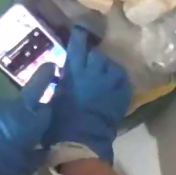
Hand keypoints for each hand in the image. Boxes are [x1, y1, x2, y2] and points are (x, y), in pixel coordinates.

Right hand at [48, 28, 130, 161]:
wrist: (82, 145)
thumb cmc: (59, 124)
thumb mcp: (52, 98)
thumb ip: (59, 82)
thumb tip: (60, 73)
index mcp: (74, 72)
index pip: (78, 44)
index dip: (79, 34)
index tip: (79, 29)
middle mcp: (94, 72)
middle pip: (96, 54)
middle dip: (92, 55)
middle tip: (87, 60)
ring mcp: (110, 84)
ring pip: (112, 65)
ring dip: (106, 67)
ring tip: (102, 73)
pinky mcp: (122, 96)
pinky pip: (123, 80)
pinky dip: (117, 79)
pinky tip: (113, 83)